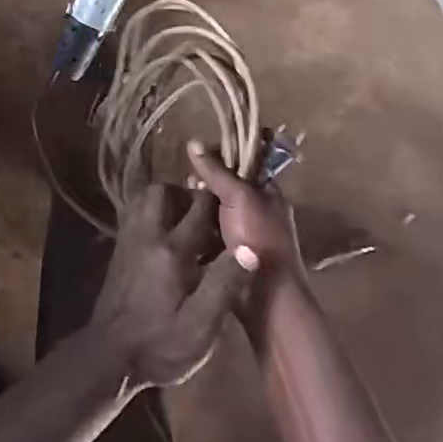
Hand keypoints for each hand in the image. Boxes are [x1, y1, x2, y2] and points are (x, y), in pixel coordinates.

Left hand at [89, 183, 254, 390]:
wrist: (108, 357)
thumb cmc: (160, 345)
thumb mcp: (201, 325)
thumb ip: (224, 284)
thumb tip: (250, 248)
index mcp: (171, 250)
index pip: (199, 207)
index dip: (219, 204)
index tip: (233, 214)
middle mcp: (146, 234)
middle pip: (164, 191)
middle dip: (187, 196)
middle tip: (206, 219)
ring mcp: (128, 240)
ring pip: (145, 199)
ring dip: (167, 203)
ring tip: (187, 226)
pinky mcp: (118, 250)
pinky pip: (135, 215)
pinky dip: (152, 215)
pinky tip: (166, 240)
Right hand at [186, 141, 305, 294]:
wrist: (266, 299)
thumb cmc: (258, 240)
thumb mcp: (238, 198)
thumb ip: (216, 171)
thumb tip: (192, 143)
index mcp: (267, 191)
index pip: (242, 161)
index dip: (219, 155)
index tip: (194, 157)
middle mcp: (257, 209)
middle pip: (226, 185)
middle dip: (203, 182)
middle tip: (183, 184)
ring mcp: (244, 233)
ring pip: (215, 210)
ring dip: (197, 207)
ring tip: (175, 203)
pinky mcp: (230, 254)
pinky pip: (209, 234)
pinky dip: (196, 229)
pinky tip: (178, 226)